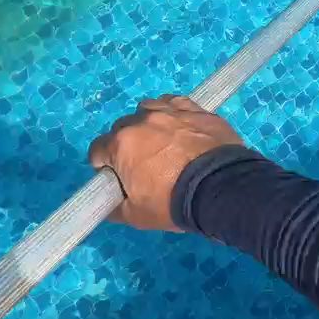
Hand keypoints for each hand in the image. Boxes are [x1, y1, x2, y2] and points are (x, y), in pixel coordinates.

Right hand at [88, 94, 243, 230]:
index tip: (117, 176)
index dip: (105, 165)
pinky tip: (180, 125)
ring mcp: (172, 111)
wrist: (220, 187)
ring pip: (149, 109)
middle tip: (143, 164)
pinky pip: (176, 103)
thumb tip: (109, 202)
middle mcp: (143, 120)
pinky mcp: (197, 109)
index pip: (98, 149)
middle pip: (123, 128)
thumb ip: (115, 206)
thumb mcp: (135, 215)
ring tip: (162, 142)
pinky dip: (173, 112)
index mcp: (122, 143)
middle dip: (127, 144)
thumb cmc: (172, 201)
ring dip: (149, 124)